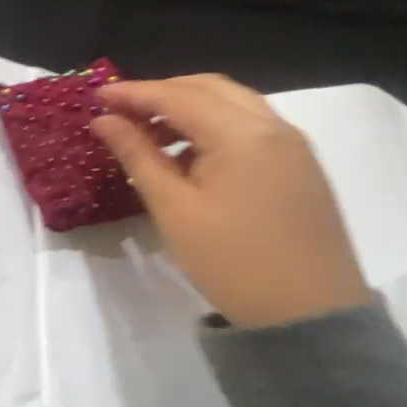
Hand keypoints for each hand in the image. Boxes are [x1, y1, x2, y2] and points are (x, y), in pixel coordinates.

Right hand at [90, 75, 370, 327]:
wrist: (311, 318)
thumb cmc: (233, 262)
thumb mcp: (174, 209)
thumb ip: (137, 155)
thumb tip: (104, 120)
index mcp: (242, 135)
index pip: (176, 96)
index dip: (132, 93)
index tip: (95, 97)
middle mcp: (273, 127)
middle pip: (208, 87)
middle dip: (161, 92)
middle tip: (121, 111)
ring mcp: (293, 145)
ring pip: (232, 102)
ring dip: (188, 106)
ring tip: (150, 132)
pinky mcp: (301, 165)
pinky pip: (251, 124)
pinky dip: (214, 123)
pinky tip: (189, 151)